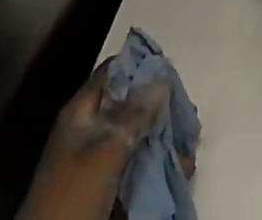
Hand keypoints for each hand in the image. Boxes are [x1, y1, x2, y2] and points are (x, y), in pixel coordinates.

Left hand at [15, 58, 184, 219]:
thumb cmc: (73, 195)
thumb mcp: (105, 152)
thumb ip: (134, 115)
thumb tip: (161, 79)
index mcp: (81, 113)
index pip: (112, 72)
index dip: (140, 66)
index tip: (171, 70)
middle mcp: (90, 129)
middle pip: (130, 103)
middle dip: (160, 108)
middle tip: (187, 112)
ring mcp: (98, 158)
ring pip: (138, 135)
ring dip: (164, 138)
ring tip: (188, 146)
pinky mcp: (107, 184)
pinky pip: (138, 163)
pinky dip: (159, 164)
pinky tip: (180, 168)